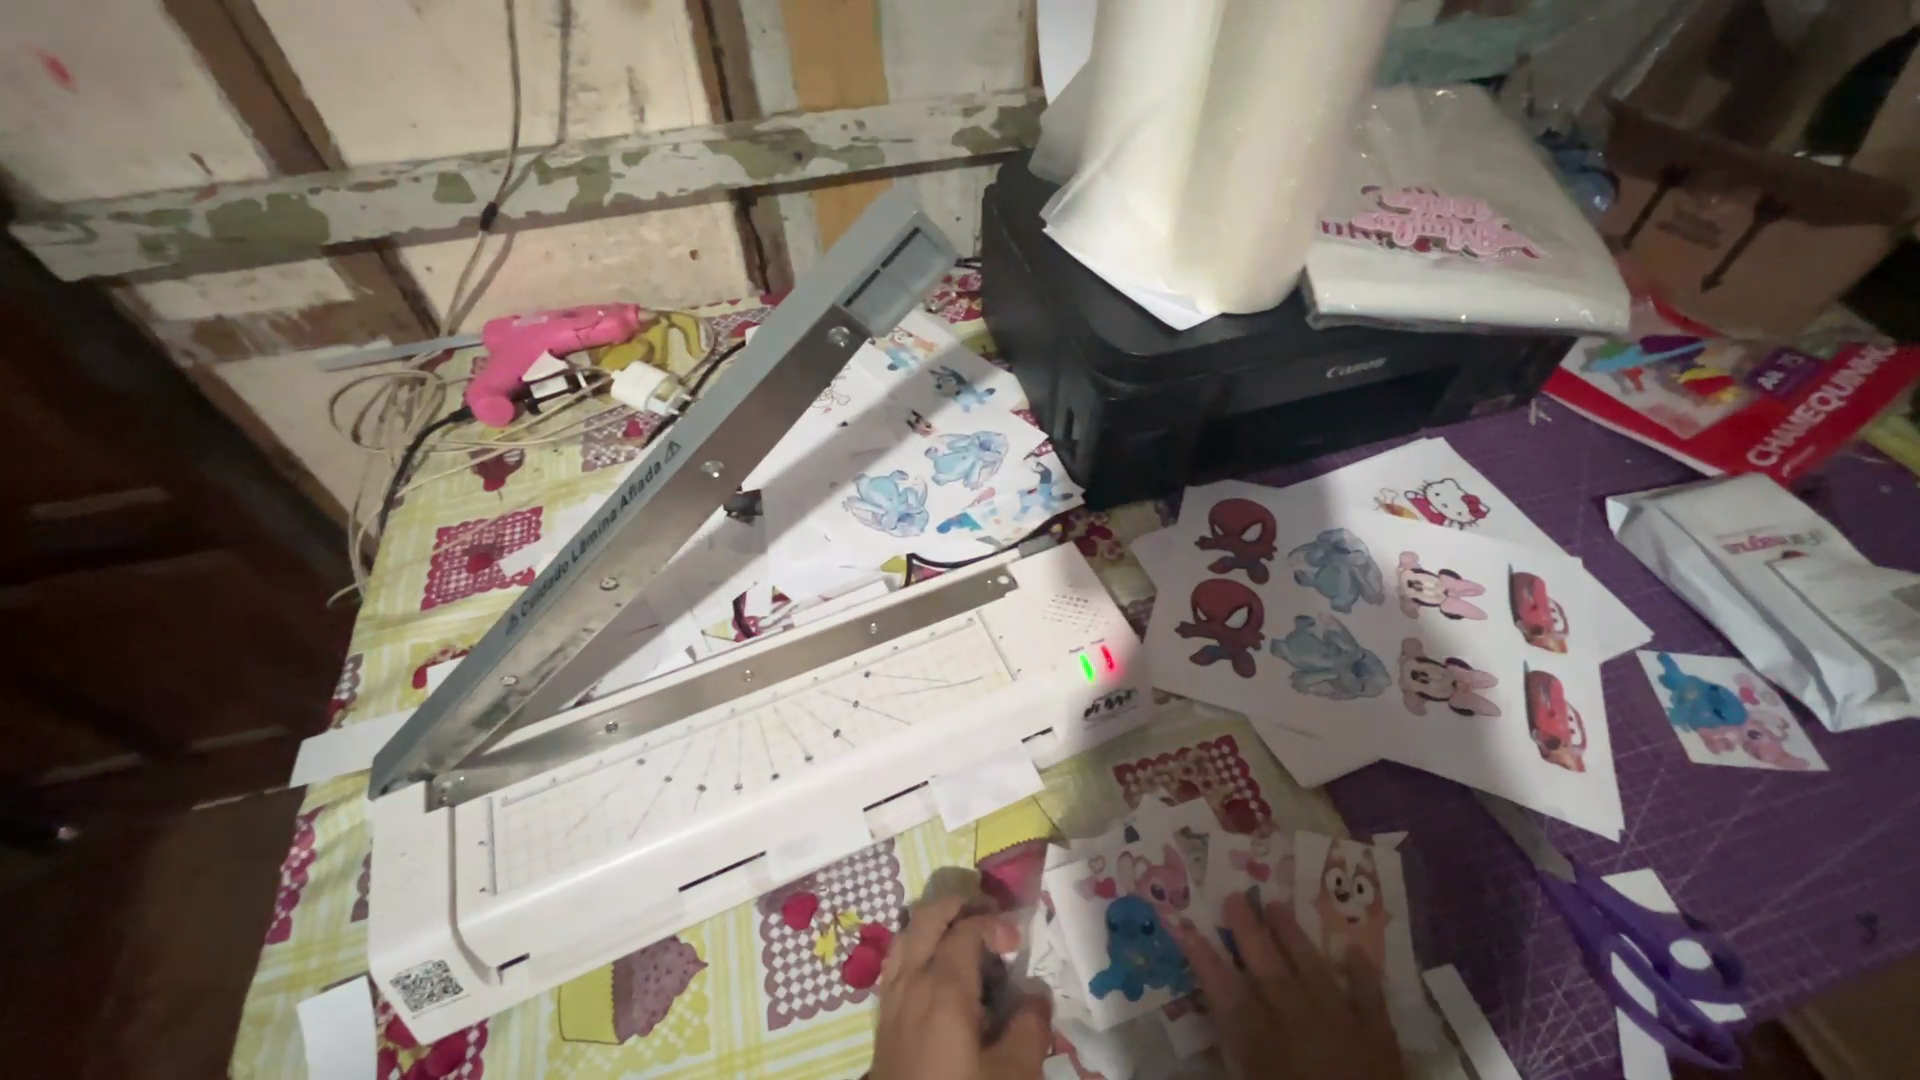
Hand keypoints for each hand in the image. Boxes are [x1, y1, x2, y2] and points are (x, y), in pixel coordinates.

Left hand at [869, 895, 1053, 1079]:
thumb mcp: (1013, 1075)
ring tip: (962, 932)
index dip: (995, 923)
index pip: (967, 928)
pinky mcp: (882, 1021)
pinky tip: (935, 969)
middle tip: (990, 913)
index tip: (1018, 941)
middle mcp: (911, 980)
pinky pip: (895, 963)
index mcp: (943, 985)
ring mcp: (891, 999)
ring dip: (934, 923)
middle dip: (959, 905)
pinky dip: (916, 947)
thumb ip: (1029, 1027)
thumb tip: (1036, 993)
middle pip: (927, 917)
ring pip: (905, 935)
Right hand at [1174, 892, 1406, 1079]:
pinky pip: (1371, 1000)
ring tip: (1276, 905)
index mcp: (1265, 1051)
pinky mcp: (1381, 1042)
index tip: (1188, 930)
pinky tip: (1354, 949)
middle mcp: (1299, 1029)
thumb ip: (1234, 1063)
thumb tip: (1193, 1058)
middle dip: (1249, 933)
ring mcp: (1343, 1030)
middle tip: (1235, 897)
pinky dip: (1363, 974)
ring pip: (1313, 972)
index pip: (1228, 996)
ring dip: (1294, 938)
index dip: (1206, 962)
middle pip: (1269, 972)